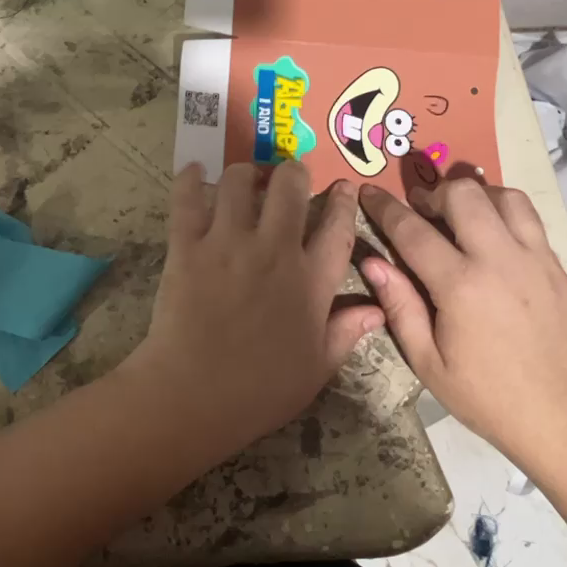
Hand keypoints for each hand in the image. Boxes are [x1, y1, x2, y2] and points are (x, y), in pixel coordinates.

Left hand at [123, 161, 384, 451]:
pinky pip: (187, 199)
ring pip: (238, 182)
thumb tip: (378, 309)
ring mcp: (228, 243)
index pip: (338, 227)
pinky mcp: (187, 246)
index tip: (344, 186)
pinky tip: (194, 170)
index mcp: (312, 281)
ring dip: (244, 173)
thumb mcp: (317, 368)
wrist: (195, 396)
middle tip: (287, 176)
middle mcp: (274, 250)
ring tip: (243, 178)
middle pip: (290, 186)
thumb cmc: (261, 390)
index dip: (344, 201)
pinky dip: (189, 178)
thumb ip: (347, 332)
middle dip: (292, 172)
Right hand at [358, 178, 566, 465]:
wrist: (565, 420)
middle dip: (434, 193)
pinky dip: (504, 212)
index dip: (385, 207)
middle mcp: (500, 260)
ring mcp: (535, 259)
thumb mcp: (428, 362)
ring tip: (460, 215)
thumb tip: (372, 262)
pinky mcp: (557, 267)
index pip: (412, 230)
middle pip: (464, 194)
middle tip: (421, 210)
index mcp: (461, 285)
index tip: (367, 192)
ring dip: (475, 195)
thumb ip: (399, 306)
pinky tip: (491, 234)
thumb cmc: (487, 397)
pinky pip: (530, 219)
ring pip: (504, 196)